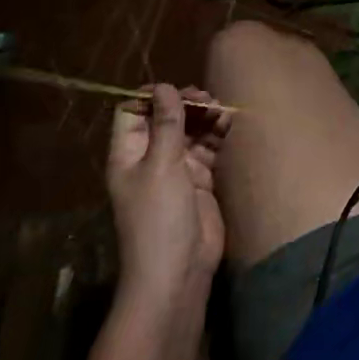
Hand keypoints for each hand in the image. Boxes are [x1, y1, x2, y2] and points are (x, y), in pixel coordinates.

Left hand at [107, 84, 232, 304]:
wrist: (178, 273)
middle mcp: (150, 158)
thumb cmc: (159, 217)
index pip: (132, 112)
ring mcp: (175, 171)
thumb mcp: (162, 165)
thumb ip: (167, 124)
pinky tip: (230, 124)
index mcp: (128, 154)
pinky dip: (217, 135)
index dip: (151, 96)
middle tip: (208, 99)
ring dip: (204, 118)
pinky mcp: (199, 182)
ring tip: (222, 110)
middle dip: (185, 104)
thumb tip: (164, 86)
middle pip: (166, 119)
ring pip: (190, 132)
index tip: (176, 88)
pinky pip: (207, 149)